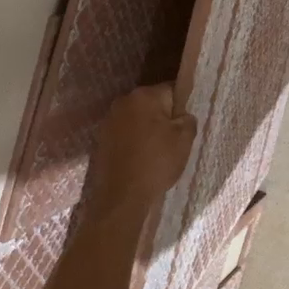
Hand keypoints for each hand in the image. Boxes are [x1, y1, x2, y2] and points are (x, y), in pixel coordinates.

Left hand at [86, 83, 196, 217]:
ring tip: (156, 151)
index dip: (182, 107)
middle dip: (163, 117)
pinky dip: (134, 141)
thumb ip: (188, 119)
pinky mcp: (101, 138)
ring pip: (138, 118)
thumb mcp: (184, 140)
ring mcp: (109, 120)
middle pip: (152, 103)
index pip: (172, 90)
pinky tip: (140, 158)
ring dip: (147, 129)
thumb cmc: (156, 164)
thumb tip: (182, 116)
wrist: (121, 198)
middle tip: (173, 140)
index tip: (185, 125)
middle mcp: (123, 101)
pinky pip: (125, 132)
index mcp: (144, 95)